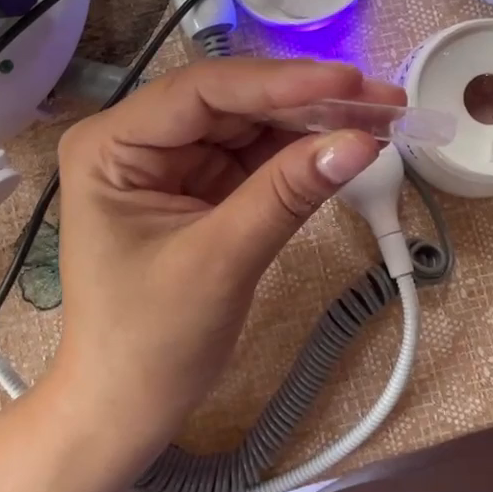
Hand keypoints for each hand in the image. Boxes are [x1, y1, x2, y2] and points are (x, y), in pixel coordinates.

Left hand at [46, 59, 396, 457]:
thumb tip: (362, 140)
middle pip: (233, 102)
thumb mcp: (221, 260)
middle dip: (307, 101)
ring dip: (313, 123)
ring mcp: (171, 162)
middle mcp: (138, 140)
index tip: (348, 83)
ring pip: (252, 125)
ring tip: (380, 118)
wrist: (127, 409)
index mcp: (111, 145)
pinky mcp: (200, 187)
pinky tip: (347, 145)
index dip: (280, 82)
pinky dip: (302, 154)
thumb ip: (288, 193)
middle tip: (382, 100)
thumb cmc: (151, 342)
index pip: (202, 92)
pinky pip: (256, 158)